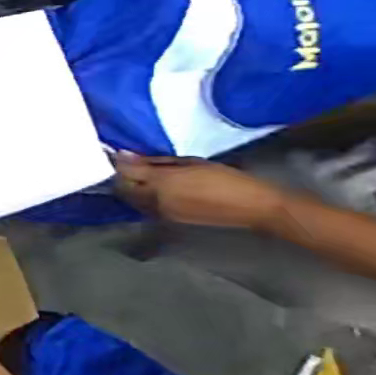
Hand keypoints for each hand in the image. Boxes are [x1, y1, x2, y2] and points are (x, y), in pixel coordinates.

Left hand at [111, 153, 293, 232]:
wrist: (257, 207)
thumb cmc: (226, 178)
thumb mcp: (190, 162)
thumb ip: (155, 161)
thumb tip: (126, 156)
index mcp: (160, 181)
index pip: (124, 171)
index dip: (118, 162)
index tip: (119, 154)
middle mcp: (154, 198)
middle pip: (121, 187)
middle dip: (121, 176)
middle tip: (129, 166)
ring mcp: (160, 211)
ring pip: (130, 199)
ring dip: (128, 188)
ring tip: (139, 177)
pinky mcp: (169, 220)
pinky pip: (143, 207)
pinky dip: (139, 198)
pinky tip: (150, 190)